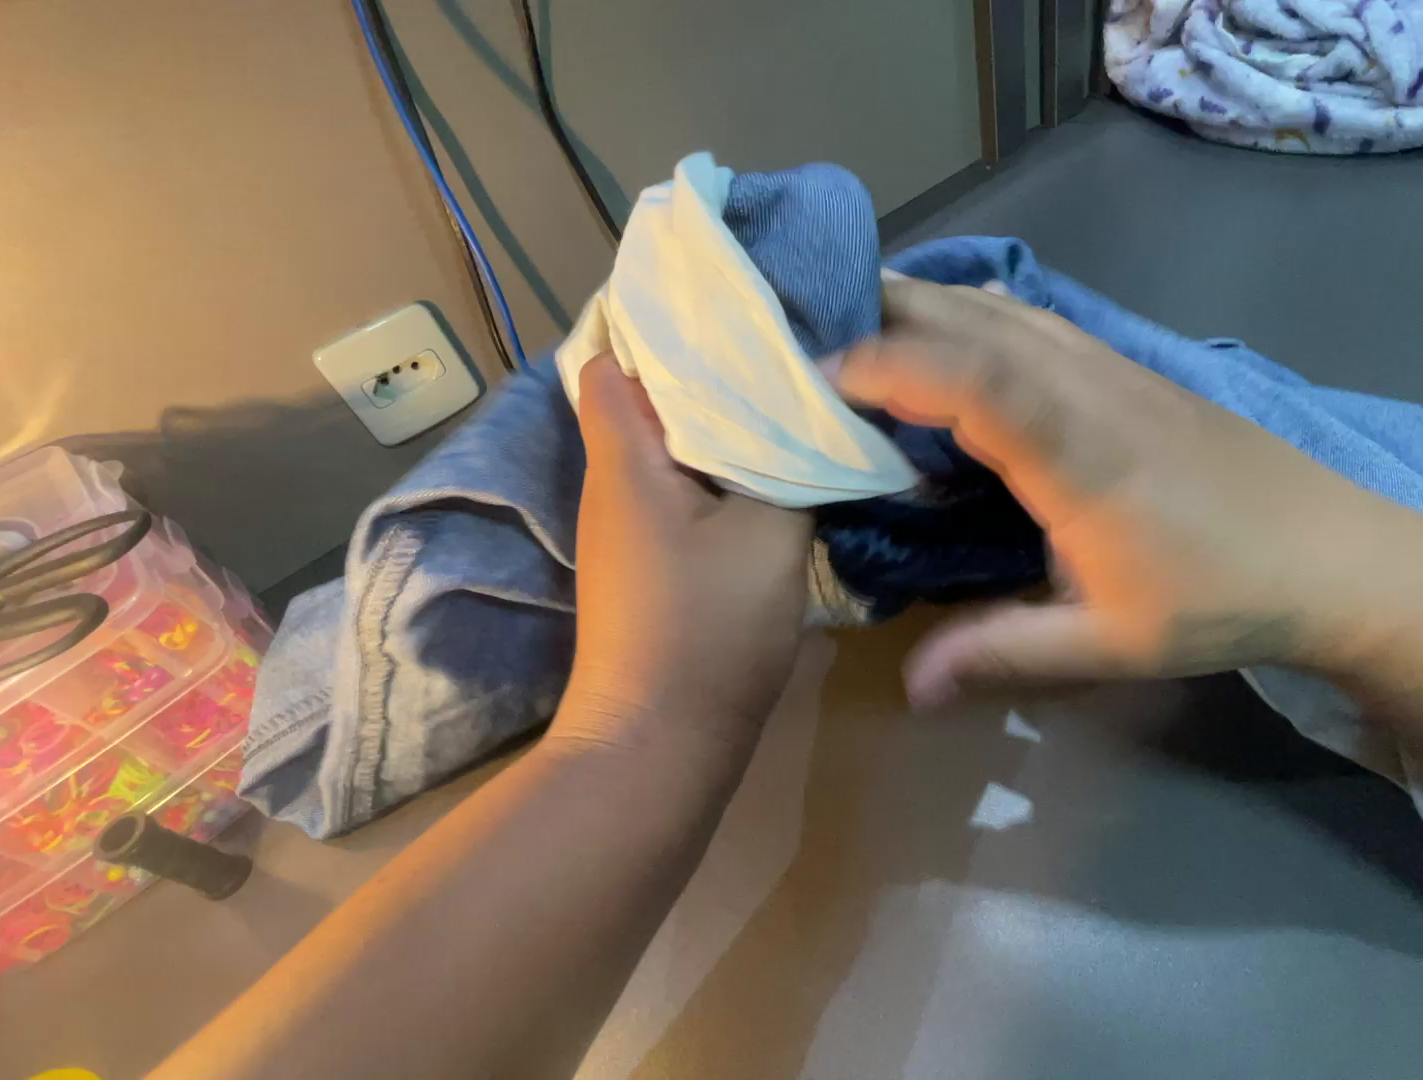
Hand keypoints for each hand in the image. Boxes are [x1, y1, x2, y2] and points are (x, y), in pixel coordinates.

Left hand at [559, 355, 812, 745]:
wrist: (662, 741)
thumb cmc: (710, 627)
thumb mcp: (771, 531)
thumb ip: (792, 460)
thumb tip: (808, 415)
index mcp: (626, 456)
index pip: (618, 357)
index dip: (666, 326)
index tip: (735, 312)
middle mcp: (614, 482)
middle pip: (652, 399)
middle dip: (713, 371)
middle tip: (787, 352)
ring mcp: (629, 526)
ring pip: (673, 447)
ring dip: (723, 427)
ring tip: (790, 403)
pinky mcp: (651, 561)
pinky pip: (684, 490)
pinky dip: (723, 473)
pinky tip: (774, 475)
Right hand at [838, 278, 1422, 704]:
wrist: (1340, 556)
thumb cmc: (1221, 600)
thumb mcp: (1107, 642)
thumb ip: (1002, 651)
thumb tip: (909, 686)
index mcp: (1077, 453)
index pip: (973, 379)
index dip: (893, 364)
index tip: (821, 373)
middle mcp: (1089, 388)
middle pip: (978, 319)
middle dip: (889, 310)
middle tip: (814, 325)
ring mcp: (1113, 368)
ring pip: (1006, 310)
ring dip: (930, 303)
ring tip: (864, 316)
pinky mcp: (1130, 370)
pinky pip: (1035, 322)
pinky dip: (975, 314)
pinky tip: (954, 329)